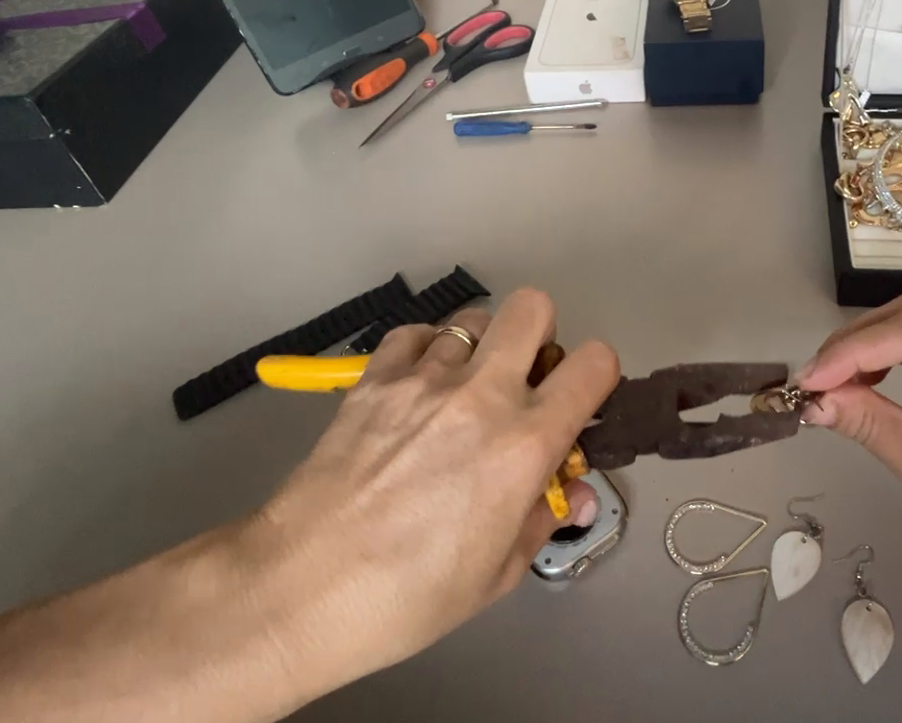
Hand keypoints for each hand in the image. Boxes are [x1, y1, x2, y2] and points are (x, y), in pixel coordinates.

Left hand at [231, 289, 619, 697]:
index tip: (581, 398)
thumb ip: (544, 520)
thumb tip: (572, 496)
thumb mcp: (497, 573)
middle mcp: (483, 393)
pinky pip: (415, 334)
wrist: (301, 587)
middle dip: (541, 333)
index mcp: (525, 442)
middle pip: (532, 308)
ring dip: (481, 349)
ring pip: (473, 319)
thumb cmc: (410, 594)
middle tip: (524, 378)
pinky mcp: (375, 377)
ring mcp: (424, 377)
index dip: (600, 373)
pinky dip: (425, 350)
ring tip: (462, 390)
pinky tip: (417, 387)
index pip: (595, 364)